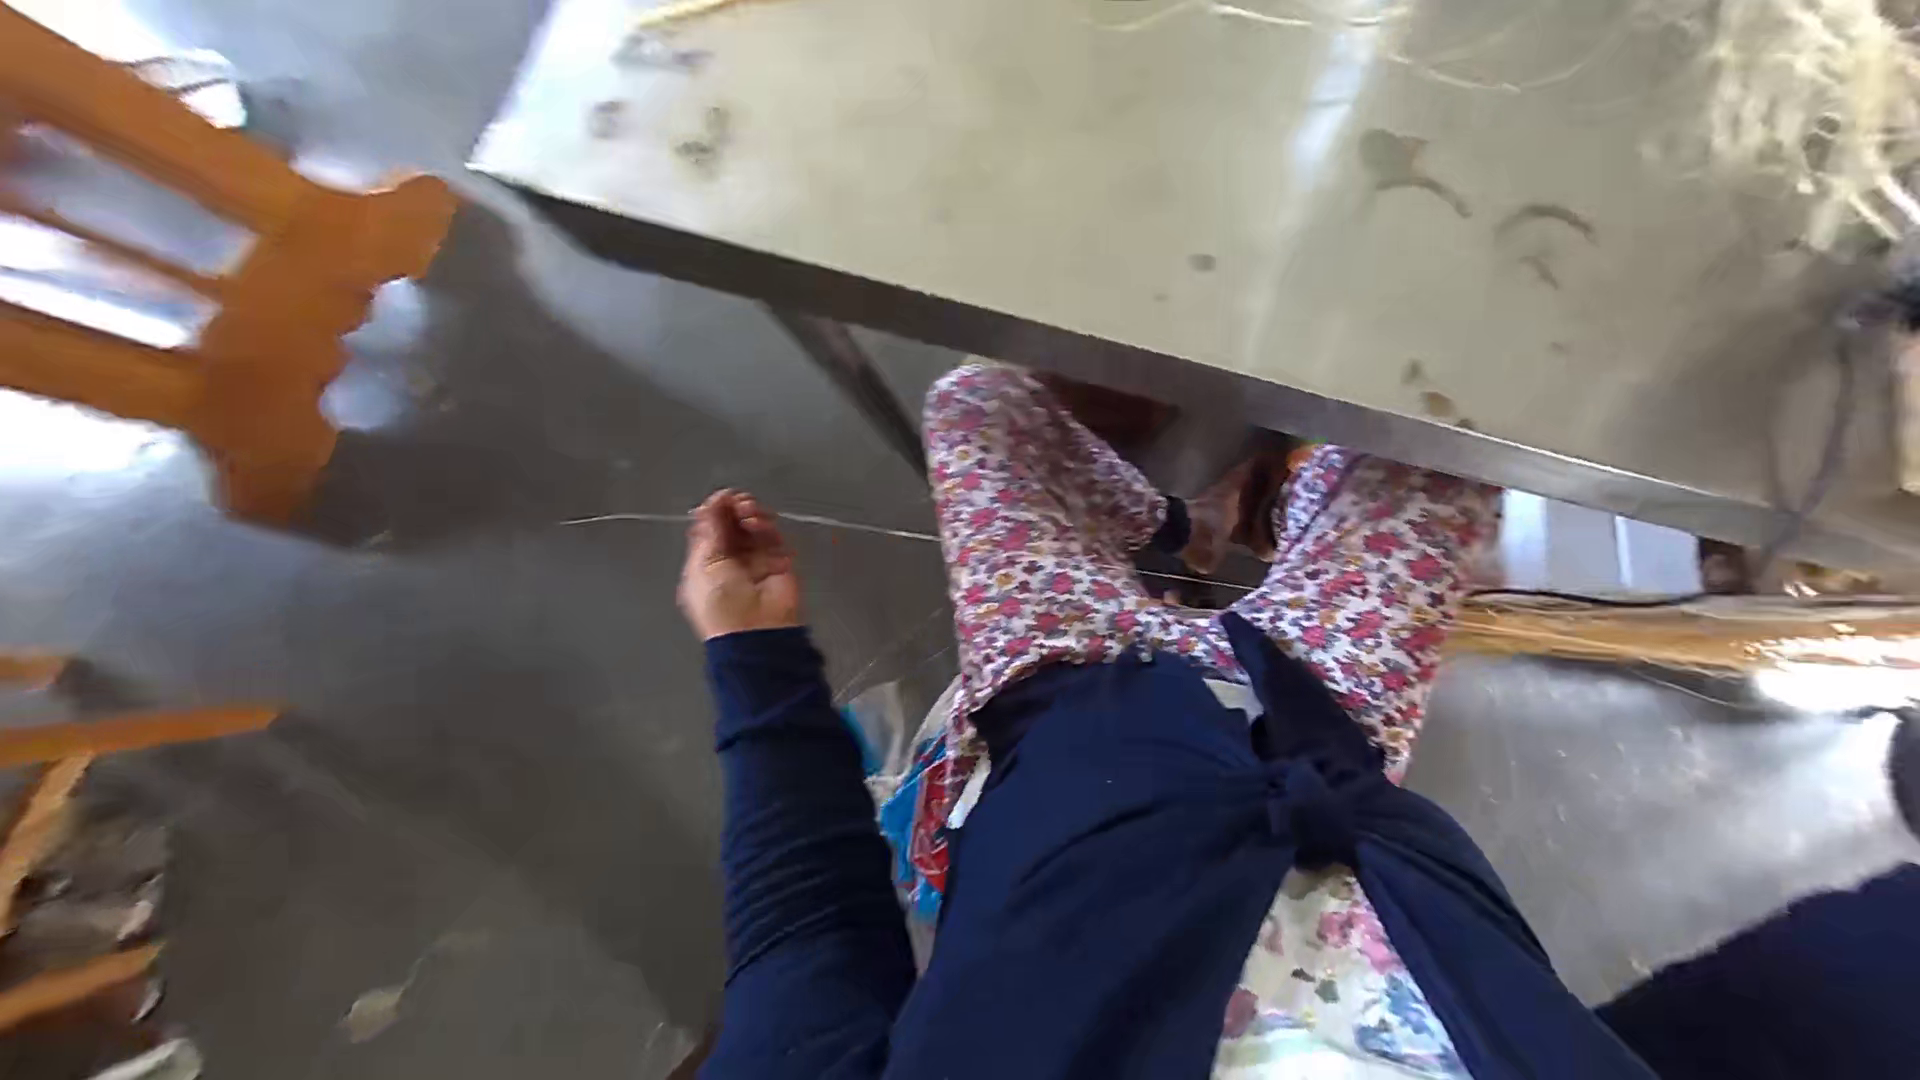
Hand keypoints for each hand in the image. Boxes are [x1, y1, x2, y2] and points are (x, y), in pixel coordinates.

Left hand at [678, 489, 803, 639]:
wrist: (756, 629)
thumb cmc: (721, 602)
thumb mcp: (704, 564)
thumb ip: (710, 530)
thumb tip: (712, 501)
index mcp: (706, 565)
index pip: (711, 531)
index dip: (716, 512)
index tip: (723, 497)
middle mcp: (730, 561)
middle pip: (733, 527)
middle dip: (736, 510)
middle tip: (740, 503)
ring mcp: (756, 562)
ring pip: (754, 529)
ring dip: (752, 516)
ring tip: (750, 513)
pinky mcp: (779, 563)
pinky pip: (773, 539)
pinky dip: (768, 528)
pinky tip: (761, 525)